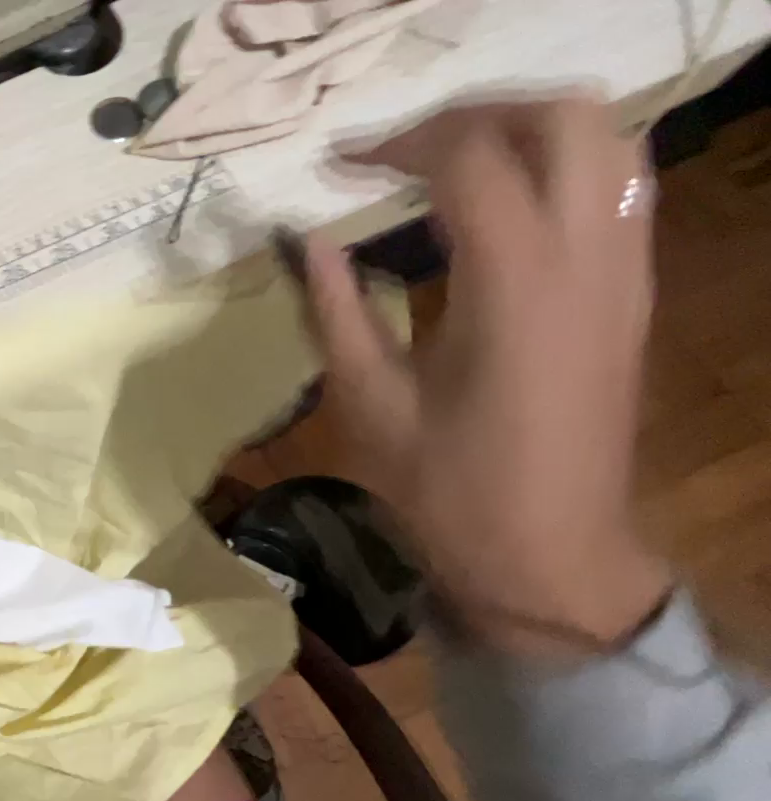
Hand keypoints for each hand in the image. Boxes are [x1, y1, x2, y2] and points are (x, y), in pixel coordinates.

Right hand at [290, 95, 671, 652]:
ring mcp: (623, 269)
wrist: (545, 549)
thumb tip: (308, 241)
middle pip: (562, 118)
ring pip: (605, 140)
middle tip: (395, 152)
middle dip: (472, 114)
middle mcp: (588, 256)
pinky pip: (614, 187)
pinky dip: (554, 167)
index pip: (469, 161)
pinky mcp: (629, 290)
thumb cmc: (443, 487)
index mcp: (514, 285)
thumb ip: (337, 308)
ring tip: (441, 165)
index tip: (334, 168)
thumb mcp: (369, 401)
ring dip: (522, 130)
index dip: (395, 148)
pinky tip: (493, 208)